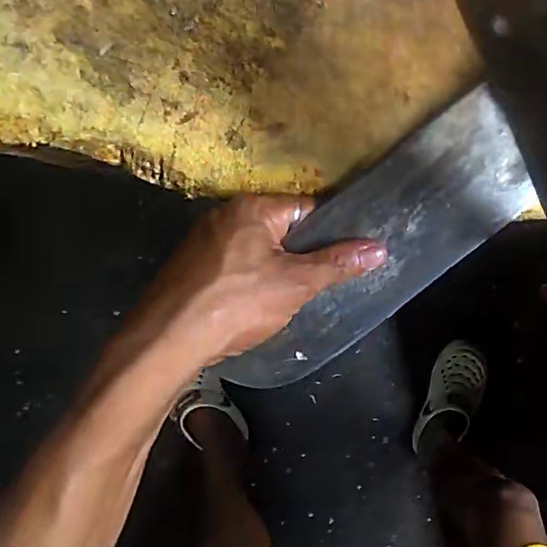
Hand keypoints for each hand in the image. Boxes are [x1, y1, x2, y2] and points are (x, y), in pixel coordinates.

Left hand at [127, 195, 385, 369]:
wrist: (167, 339)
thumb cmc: (237, 303)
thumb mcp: (296, 283)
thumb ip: (337, 264)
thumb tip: (378, 248)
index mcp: (252, 207)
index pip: (307, 208)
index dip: (330, 231)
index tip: (347, 254)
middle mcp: (225, 214)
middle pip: (281, 229)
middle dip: (300, 254)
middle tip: (319, 282)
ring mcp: (202, 241)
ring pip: (256, 250)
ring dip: (274, 269)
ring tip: (288, 297)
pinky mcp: (189, 267)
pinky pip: (233, 266)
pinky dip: (247, 281)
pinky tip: (252, 306)